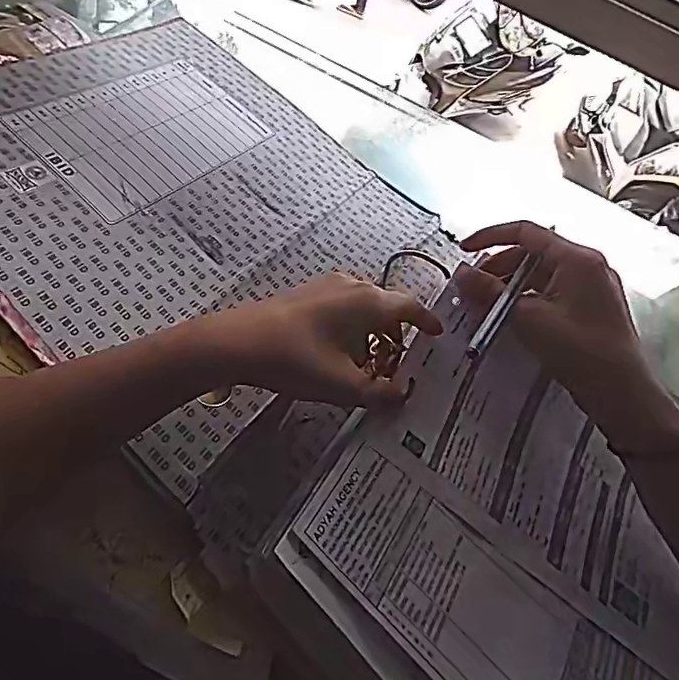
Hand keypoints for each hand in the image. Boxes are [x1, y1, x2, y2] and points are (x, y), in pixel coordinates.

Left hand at [192, 272, 443, 406]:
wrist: (240, 340)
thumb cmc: (297, 359)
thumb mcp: (344, 385)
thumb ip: (380, 393)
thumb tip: (402, 394)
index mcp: (369, 301)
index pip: (410, 307)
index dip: (427, 321)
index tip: (438, 333)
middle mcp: (352, 285)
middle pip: (387, 307)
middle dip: (397, 335)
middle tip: (399, 364)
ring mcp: (328, 285)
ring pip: (364, 307)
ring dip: (372, 333)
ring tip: (368, 365)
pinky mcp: (308, 292)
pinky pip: (343, 306)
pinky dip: (352, 326)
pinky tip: (339, 353)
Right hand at [459, 222, 678, 453]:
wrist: (623, 395)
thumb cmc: (583, 354)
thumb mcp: (528, 319)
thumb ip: (491, 292)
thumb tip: (463, 275)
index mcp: (577, 259)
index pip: (525, 232)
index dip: (490, 237)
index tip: (466, 248)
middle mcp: (588, 265)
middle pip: (531, 253)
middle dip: (498, 267)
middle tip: (474, 286)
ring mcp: (592, 286)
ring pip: (540, 273)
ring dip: (510, 285)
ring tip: (487, 305)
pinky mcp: (591, 306)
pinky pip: (551, 290)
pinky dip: (527, 298)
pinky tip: (510, 317)